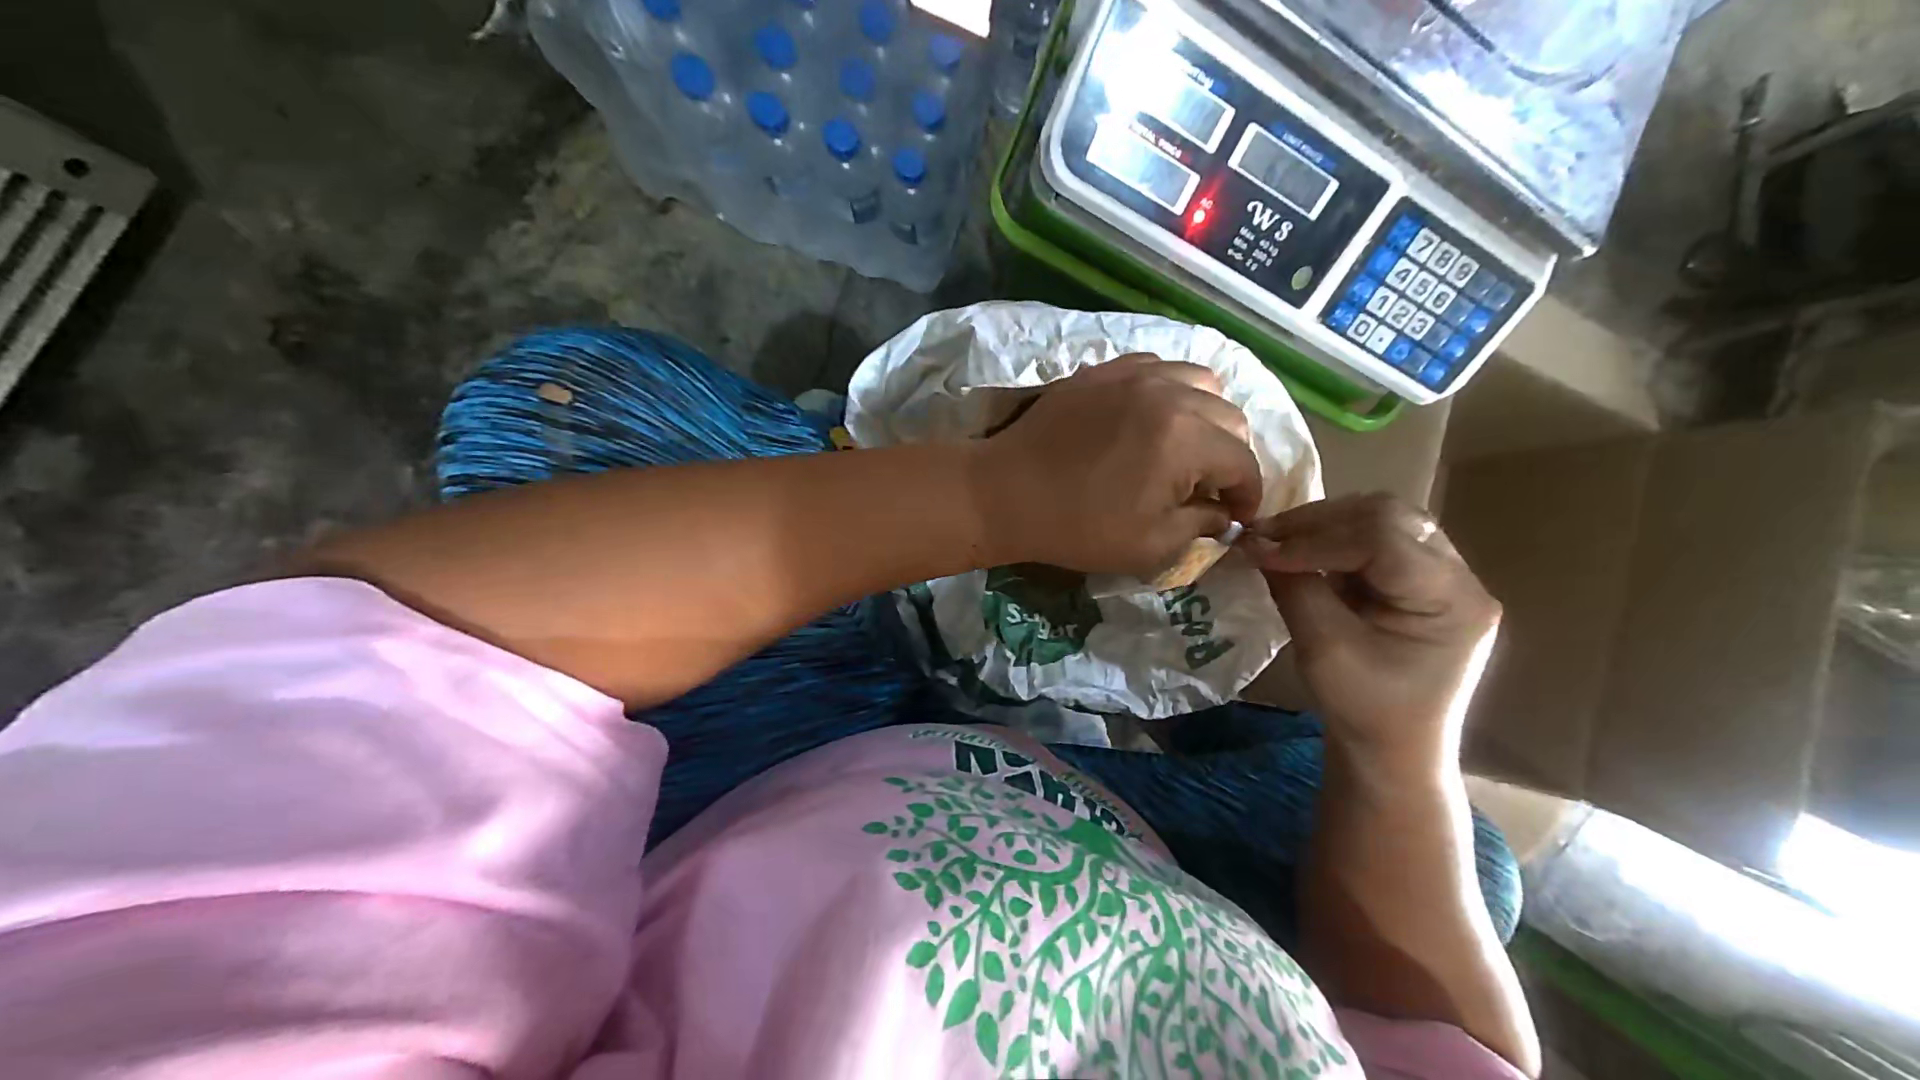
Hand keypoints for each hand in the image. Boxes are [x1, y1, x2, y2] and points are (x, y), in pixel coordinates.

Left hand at [971, 355, 1261, 576]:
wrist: (1006, 492)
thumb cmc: (1078, 526)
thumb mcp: (1150, 545)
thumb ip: (1201, 526)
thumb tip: (1224, 514)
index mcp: (1186, 439)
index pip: (1244, 462)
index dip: (1248, 496)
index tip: (1235, 518)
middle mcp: (1171, 393)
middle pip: (1231, 418)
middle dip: (1231, 457)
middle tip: (1209, 487)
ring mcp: (1136, 373)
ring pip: (1202, 382)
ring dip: (1207, 417)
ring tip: (1187, 447)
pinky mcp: (1106, 369)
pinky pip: (1161, 366)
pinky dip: (1172, 390)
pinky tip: (1154, 417)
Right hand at [1239, 494, 1498, 769]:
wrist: (1391, 748)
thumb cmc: (1364, 709)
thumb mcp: (1324, 649)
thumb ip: (1296, 589)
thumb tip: (1257, 545)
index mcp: (1453, 601)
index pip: (1381, 540)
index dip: (1314, 538)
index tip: (1259, 549)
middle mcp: (1460, 578)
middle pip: (1388, 515)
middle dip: (1319, 521)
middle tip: (1265, 537)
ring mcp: (1443, 575)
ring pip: (1382, 518)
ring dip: (1324, 524)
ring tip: (1279, 541)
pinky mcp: (1419, 578)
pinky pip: (1376, 536)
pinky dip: (1332, 537)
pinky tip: (1301, 551)